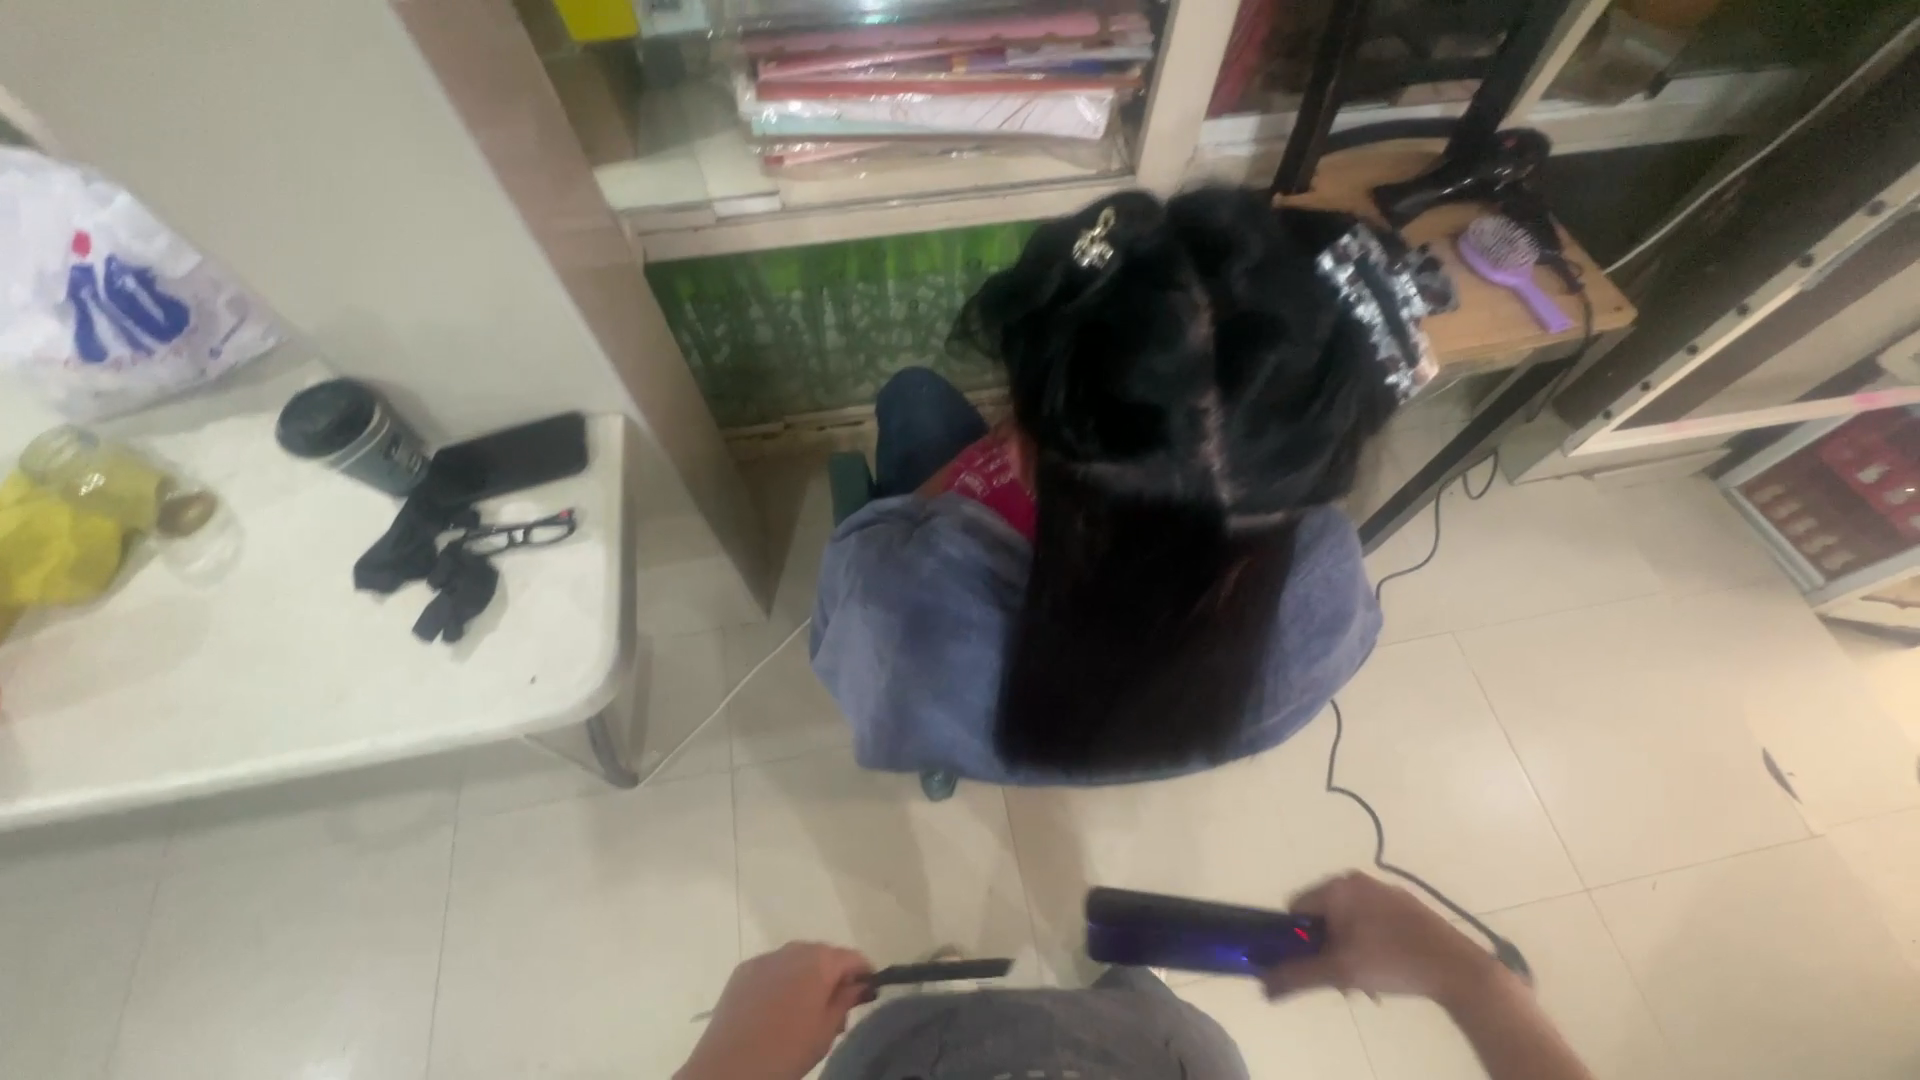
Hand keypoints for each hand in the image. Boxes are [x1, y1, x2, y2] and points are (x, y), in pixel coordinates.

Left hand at [676, 943, 874, 1079]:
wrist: (728, 1068)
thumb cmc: (786, 1053)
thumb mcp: (826, 1031)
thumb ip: (846, 1001)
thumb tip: (860, 985)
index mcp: (821, 961)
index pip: (853, 958)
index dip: (864, 975)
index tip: (868, 994)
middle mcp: (795, 949)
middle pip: (825, 955)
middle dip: (834, 976)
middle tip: (836, 1009)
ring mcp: (767, 958)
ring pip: (797, 960)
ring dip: (807, 977)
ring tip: (804, 1010)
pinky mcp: (744, 970)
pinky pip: (773, 968)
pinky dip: (781, 981)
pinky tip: (776, 1009)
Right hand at [1260, 872, 1508, 1005]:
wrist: (1459, 969)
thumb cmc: (1392, 963)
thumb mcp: (1339, 973)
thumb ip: (1297, 976)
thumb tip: (1263, 986)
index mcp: (1336, 888)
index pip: (1296, 909)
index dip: (1299, 940)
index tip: (1316, 965)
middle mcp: (1355, 880)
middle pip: (1323, 915)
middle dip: (1327, 948)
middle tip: (1343, 979)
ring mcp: (1383, 890)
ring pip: (1348, 919)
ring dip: (1348, 949)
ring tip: (1366, 981)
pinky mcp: (1406, 904)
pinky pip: (1372, 919)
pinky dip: (1370, 941)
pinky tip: (1388, 968)